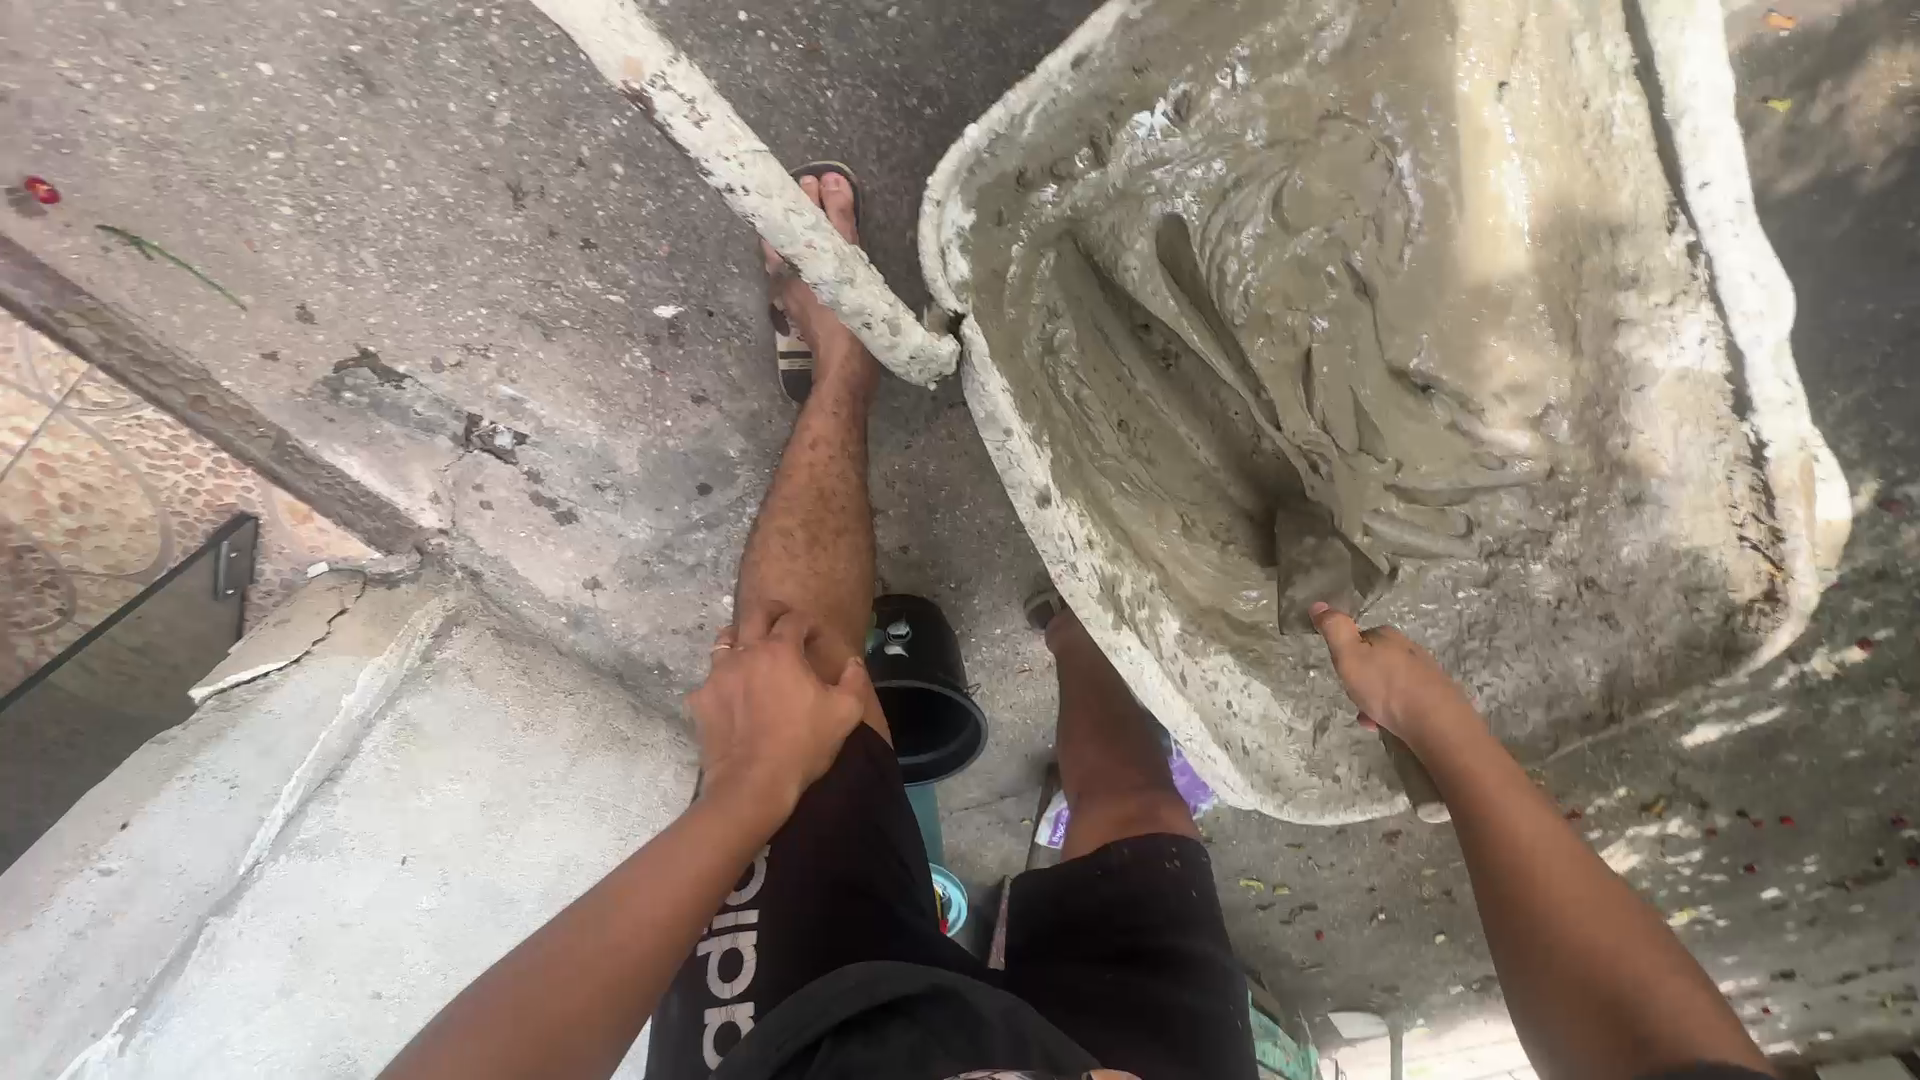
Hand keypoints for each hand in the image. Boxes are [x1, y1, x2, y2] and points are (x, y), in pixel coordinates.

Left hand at [688, 610, 871, 823]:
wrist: (753, 784)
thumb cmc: (802, 745)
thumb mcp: (846, 713)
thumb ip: (855, 680)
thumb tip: (853, 662)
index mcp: (780, 651)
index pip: (794, 619)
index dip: (809, 623)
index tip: (816, 635)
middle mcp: (745, 653)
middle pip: (754, 614)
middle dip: (772, 610)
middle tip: (783, 620)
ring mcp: (717, 675)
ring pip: (725, 640)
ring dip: (742, 638)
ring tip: (752, 650)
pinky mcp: (701, 700)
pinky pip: (711, 678)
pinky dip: (724, 677)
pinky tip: (733, 692)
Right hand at [1308, 602, 1480, 747]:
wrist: (1436, 722)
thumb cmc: (1386, 687)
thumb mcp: (1348, 655)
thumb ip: (1334, 629)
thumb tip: (1318, 604)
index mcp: (1387, 635)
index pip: (1359, 638)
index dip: (1346, 656)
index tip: (1343, 673)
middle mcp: (1409, 648)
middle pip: (1374, 662)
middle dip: (1361, 680)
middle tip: (1355, 696)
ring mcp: (1426, 672)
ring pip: (1389, 683)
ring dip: (1375, 698)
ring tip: (1370, 717)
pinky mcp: (1437, 695)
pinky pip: (1405, 699)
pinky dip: (1393, 710)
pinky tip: (1388, 724)